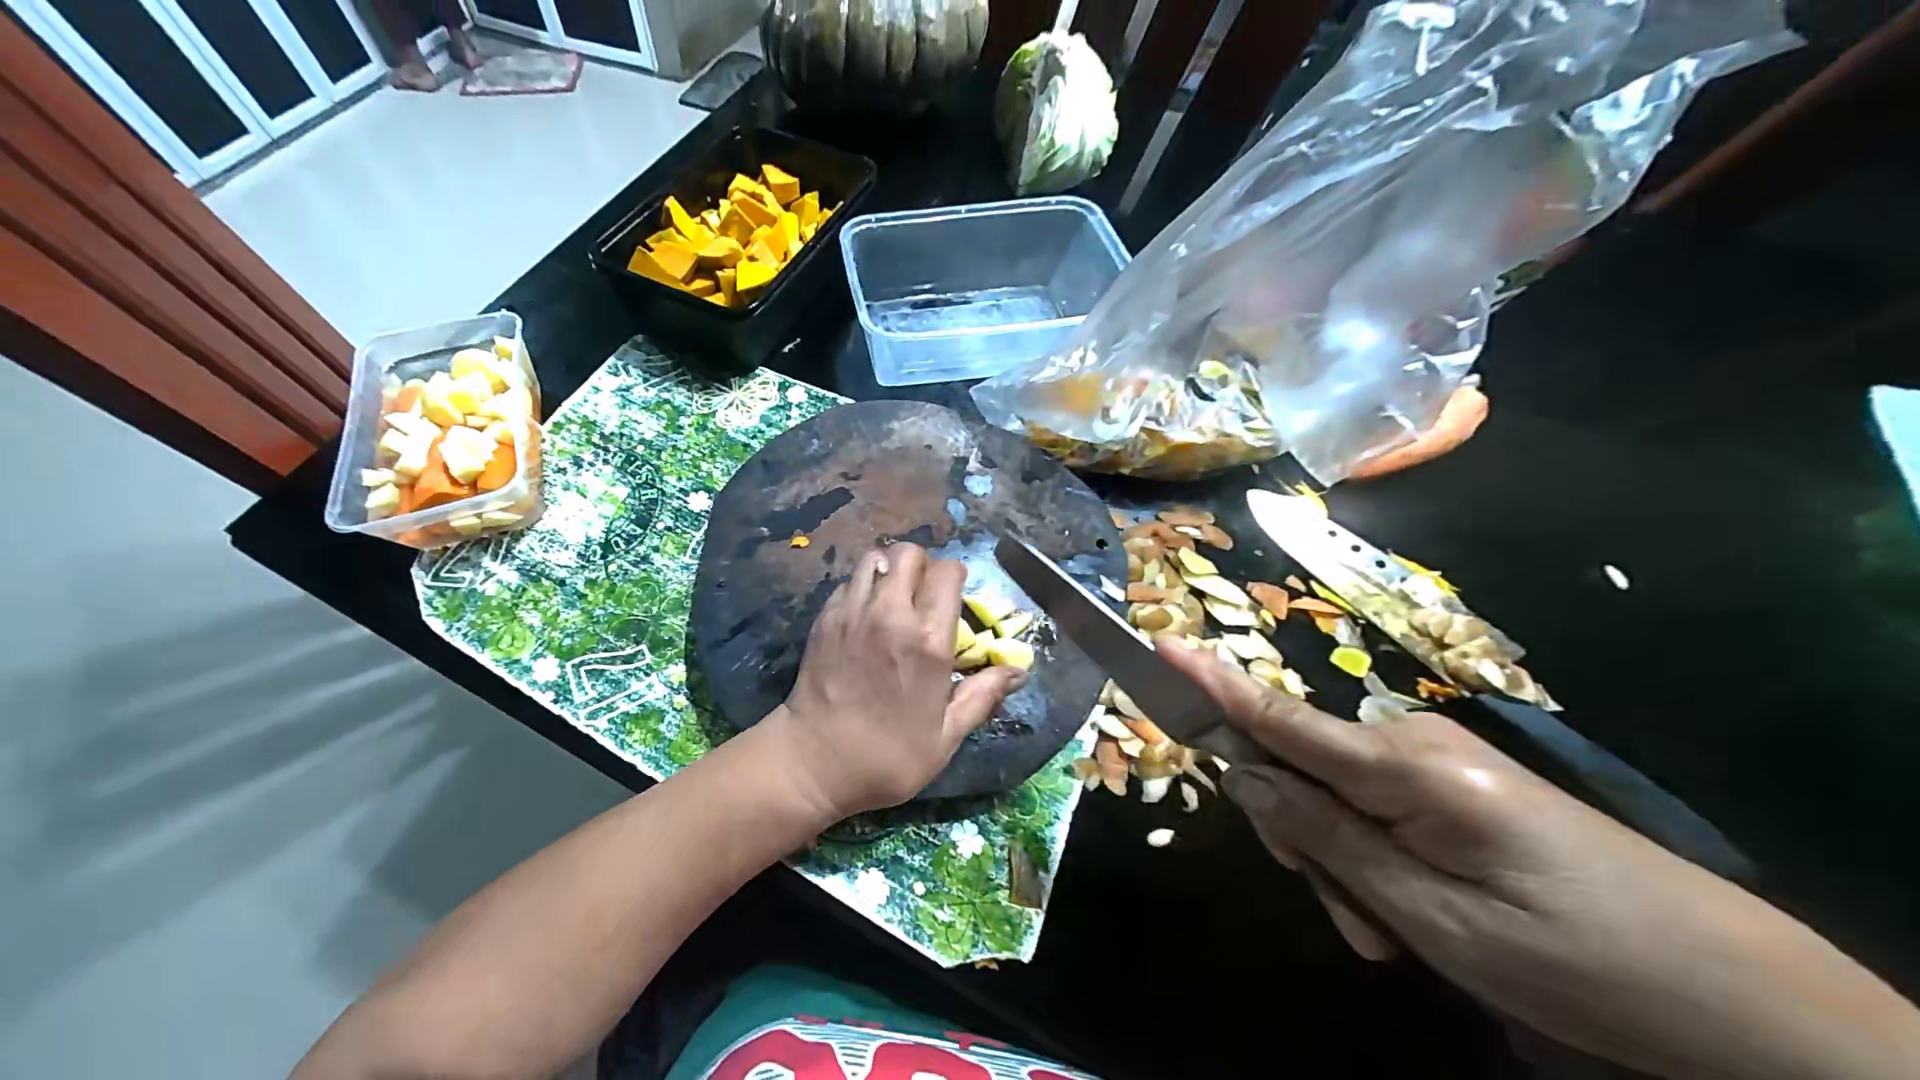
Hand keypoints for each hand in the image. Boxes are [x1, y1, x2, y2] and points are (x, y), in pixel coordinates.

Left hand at [769, 544, 1025, 821]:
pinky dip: (863, 590)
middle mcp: (890, 613)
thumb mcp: (947, 735)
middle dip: (923, 567)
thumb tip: (1019, 673)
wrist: (813, 764)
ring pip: (875, 558)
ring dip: (890, 572)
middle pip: (910, 553)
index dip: (956, 579)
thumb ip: (983, 695)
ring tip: (894, 602)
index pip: (948, 572)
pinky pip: (850, 583)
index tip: (955, 600)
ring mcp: (853, 612)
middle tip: (924, 598)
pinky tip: (866, 619)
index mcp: (927, 639)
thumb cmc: (888, 756)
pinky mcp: (825, 618)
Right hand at [1159, 639, 1919, 1079]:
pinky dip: (1366, 857)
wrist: (1734, 990)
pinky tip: (1401, 916)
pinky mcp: (1450, 783)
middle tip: (1347, 918)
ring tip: (1386, 934)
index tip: (1161, 647)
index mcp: (1405, 767)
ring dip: (1336, 860)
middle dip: (1295, 834)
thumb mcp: (1431, 916)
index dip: (1213, 685)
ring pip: (1329, 795)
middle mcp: (1410, 744)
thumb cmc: (1576, 956)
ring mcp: (1433, 761)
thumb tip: (1245, 778)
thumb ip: (1326, 838)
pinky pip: (1370, 806)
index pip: (1279, 718)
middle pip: (1296, 767)